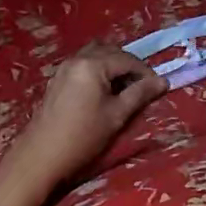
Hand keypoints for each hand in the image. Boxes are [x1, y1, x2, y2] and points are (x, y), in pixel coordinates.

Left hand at [4, 44, 167, 188]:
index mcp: (92, 64)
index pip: (126, 59)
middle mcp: (77, 59)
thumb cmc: (83, 136)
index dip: (145, 72)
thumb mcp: (117, 115)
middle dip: (128, 65)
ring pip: (95, 55)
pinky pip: (83, 64)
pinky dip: (97, 70)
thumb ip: (139, 94)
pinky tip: (104, 90)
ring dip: (112, 65)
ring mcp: (64, 68)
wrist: (42, 154)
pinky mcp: (57, 79)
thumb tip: (162, 81)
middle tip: (142, 86)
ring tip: (124, 87)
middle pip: (110, 51)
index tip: (158, 87)